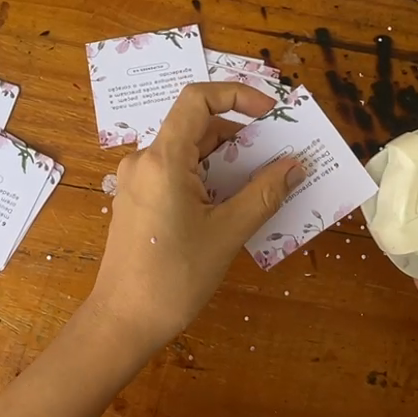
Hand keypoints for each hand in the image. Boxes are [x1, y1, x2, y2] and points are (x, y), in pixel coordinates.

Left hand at [85, 83, 303, 357]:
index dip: (236, 94)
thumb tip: (295, 165)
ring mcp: (137, 179)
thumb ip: (263, 193)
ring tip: (262, 182)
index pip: (197, 99)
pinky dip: (207, 176)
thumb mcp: (227, 233)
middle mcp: (145, 159)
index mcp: (163, 159)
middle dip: (240, 136)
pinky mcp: (137, 198)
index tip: (269, 113)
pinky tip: (231, 202)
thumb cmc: (175, 277)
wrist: (122, 321)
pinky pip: (176, 172)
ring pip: (188, 151)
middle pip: (196, 126)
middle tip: (277, 156)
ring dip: (226, 159)